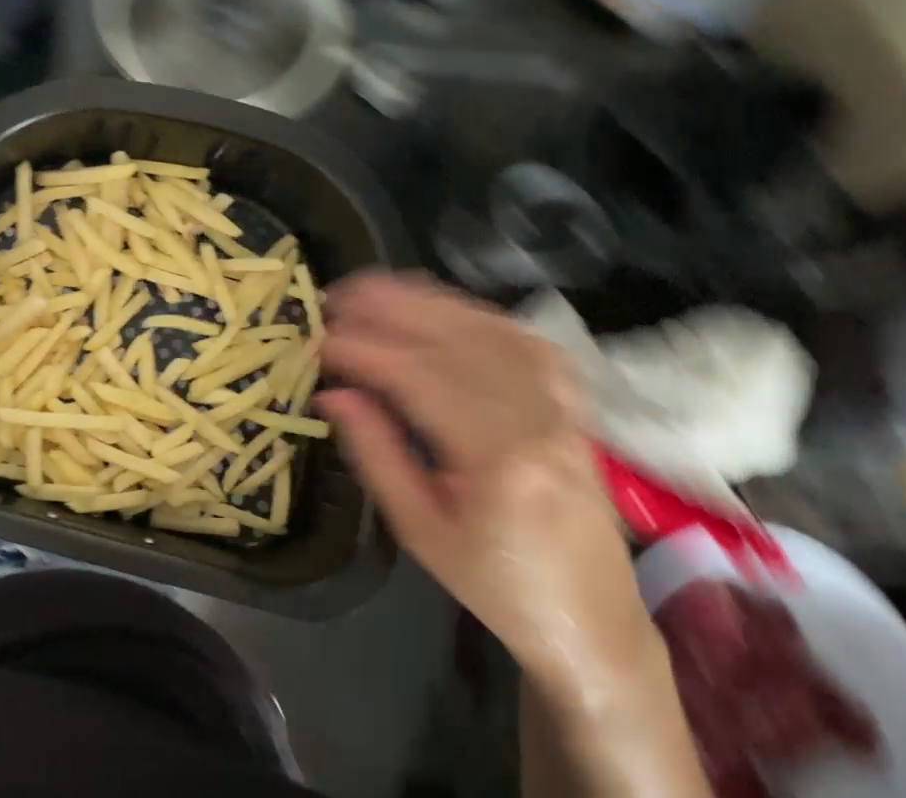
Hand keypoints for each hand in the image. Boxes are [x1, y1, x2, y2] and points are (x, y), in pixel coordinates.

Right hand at [314, 274, 657, 692]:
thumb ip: (375, 454)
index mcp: (498, 459)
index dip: (362, 352)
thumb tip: (332, 394)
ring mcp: (564, 407)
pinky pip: (525, 341)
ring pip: (490, 331)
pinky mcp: (574, 405)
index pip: (418, 379)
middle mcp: (539, 419)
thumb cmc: (493, 582)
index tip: (317, 339)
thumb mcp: (418, 528)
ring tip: (373, 289)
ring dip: (428, 303)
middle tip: (334, 297)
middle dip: (390, 312)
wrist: (589, 617)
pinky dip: (477, 315)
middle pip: (455, 342)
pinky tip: (441, 309)